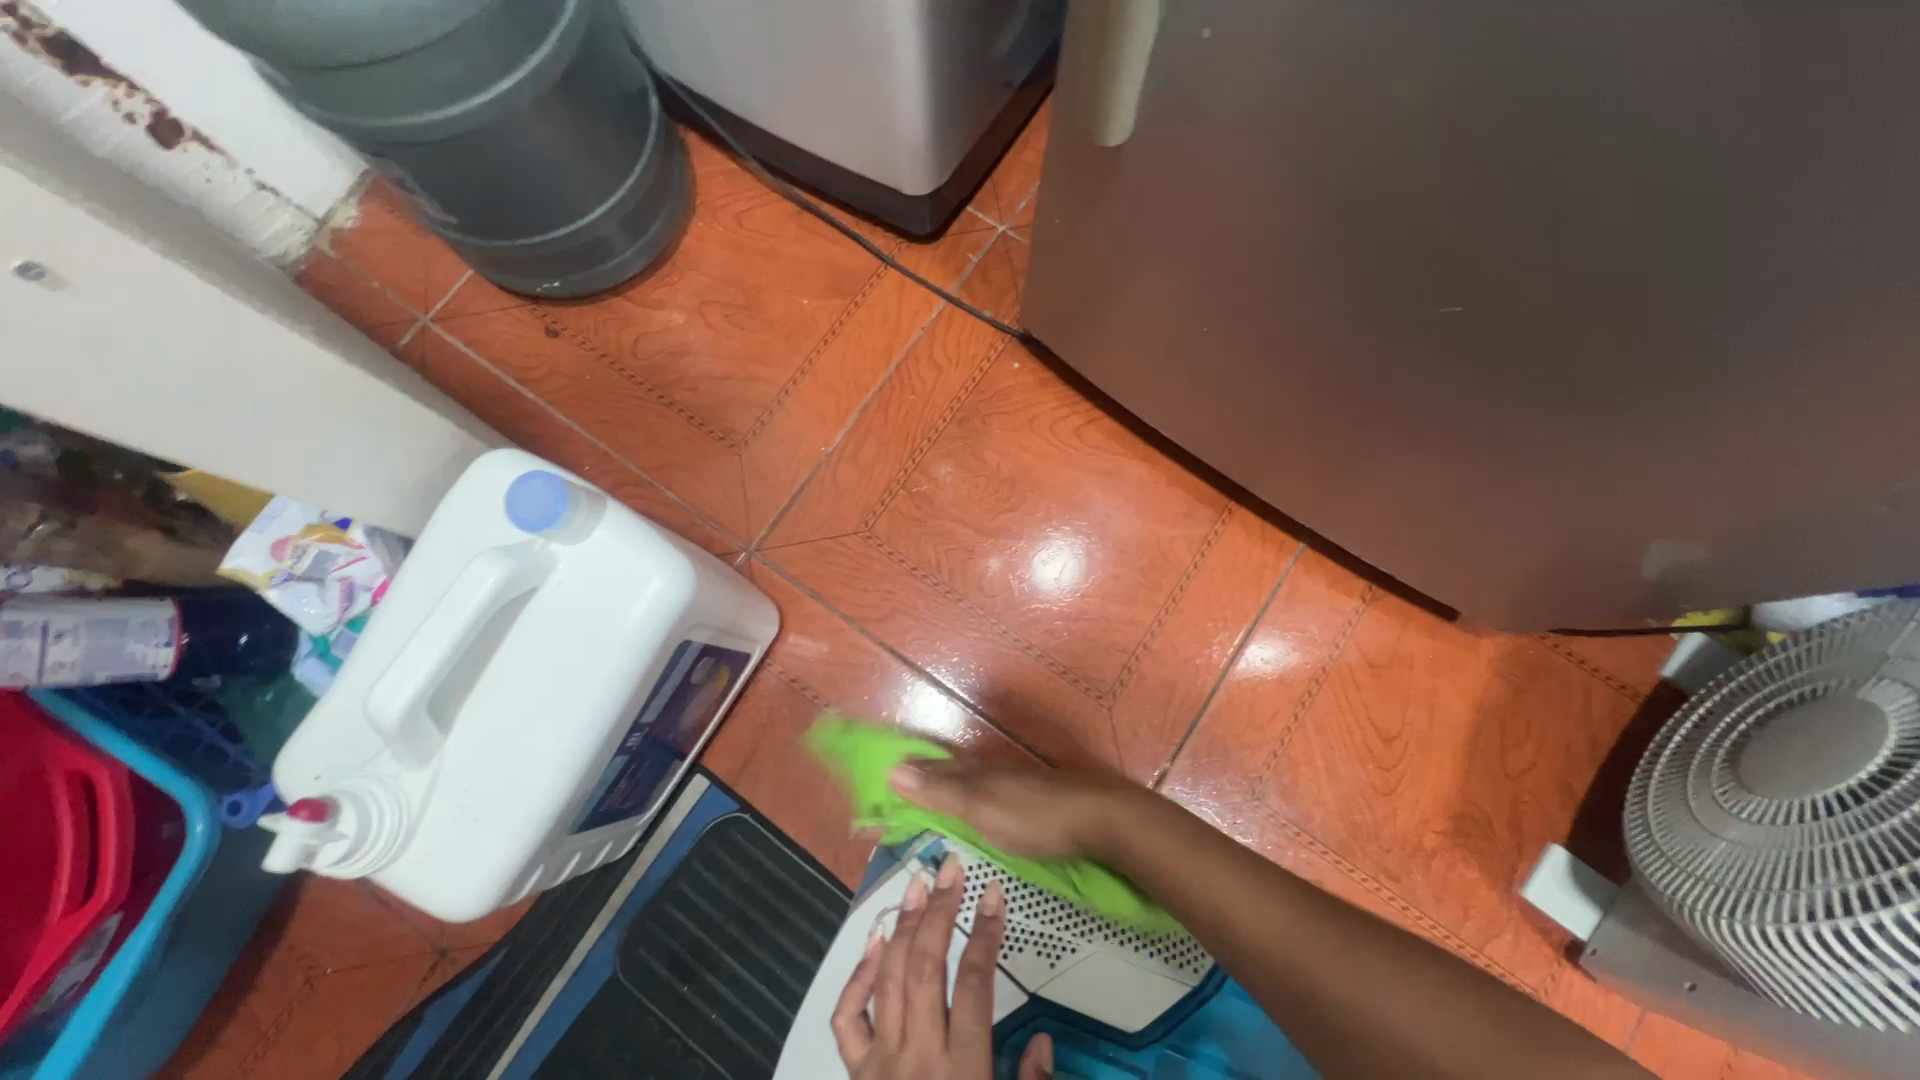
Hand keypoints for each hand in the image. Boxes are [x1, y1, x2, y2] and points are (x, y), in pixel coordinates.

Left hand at [832, 853, 1054, 1079]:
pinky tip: (872, 944)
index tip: (995, 894)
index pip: (976, 983)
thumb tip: (1044, 1043)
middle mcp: (917, 1056)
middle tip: (950, 867)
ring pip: (889, 977)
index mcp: (961, 1071)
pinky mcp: (854, 1074)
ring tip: (916, 885)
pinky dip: (858, 976)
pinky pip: (848, 1017)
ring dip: (902, 925)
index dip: (987, 933)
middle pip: (927, 965)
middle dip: (940, 910)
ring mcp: (879, 1063)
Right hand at [889, 759, 1144, 859]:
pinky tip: (969, 813)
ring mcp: (1010, 783)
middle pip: (945, 772)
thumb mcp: (980, 808)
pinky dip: (967, 801)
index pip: (927, 767)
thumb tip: (892, 768)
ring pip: (967, 782)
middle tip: (892, 796)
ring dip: (943, 790)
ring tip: (922, 804)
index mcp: (972, 770)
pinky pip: (986, 794)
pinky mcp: (1029, 799)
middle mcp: (988, 770)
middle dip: (920, 780)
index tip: (874, 785)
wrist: (1098, 820)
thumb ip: (939, 792)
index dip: (903, 774)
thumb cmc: (1034, 817)